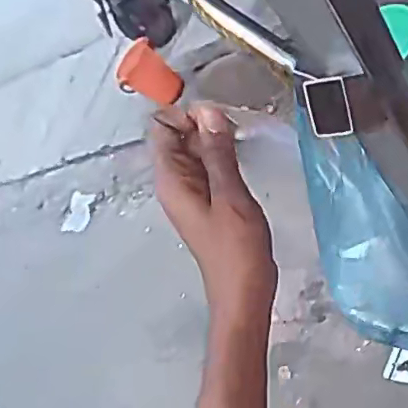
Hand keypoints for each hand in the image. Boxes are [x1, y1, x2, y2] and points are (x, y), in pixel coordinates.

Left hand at [150, 103, 277, 321]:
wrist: (244, 294)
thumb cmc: (237, 251)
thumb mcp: (231, 197)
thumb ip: (219, 154)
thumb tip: (209, 113)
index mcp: (171, 180)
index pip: (163, 127)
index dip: (187, 115)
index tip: (220, 117)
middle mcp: (175, 185)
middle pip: (179, 139)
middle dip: (205, 128)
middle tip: (238, 131)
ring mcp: (192, 197)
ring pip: (197, 156)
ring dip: (217, 146)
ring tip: (243, 149)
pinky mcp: (210, 208)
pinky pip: (210, 174)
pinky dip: (224, 165)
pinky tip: (243, 169)